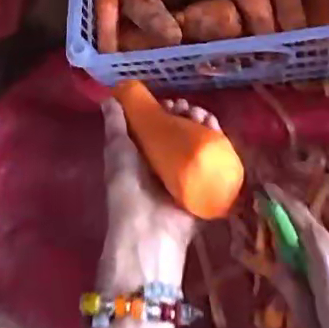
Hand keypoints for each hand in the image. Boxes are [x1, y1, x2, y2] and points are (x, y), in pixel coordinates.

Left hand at [98, 97, 204, 282]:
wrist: (149, 230)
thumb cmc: (128, 187)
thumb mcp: (117, 149)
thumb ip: (115, 124)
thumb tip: (109, 97)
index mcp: (145, 154)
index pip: (161, 125)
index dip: (167, 110)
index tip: (171, 102)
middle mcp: (167, 163)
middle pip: (183, 131)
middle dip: (188, 115)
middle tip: (189, 108)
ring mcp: (187, 176)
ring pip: (200, 143)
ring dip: (204, 125)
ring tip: (204, 117)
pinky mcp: (204, 187)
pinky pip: (215, 161)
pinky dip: (219, 143)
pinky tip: (217, 130)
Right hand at [265, 184, 328, 327]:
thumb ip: (302, 313)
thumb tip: (282, 269)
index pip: (317, 243)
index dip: (292, 210)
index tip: (269, 190)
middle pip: (326, 251)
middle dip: (298, 231)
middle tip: (269, 222)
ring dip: (313, 256)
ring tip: (287, 261)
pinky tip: (317, 293)